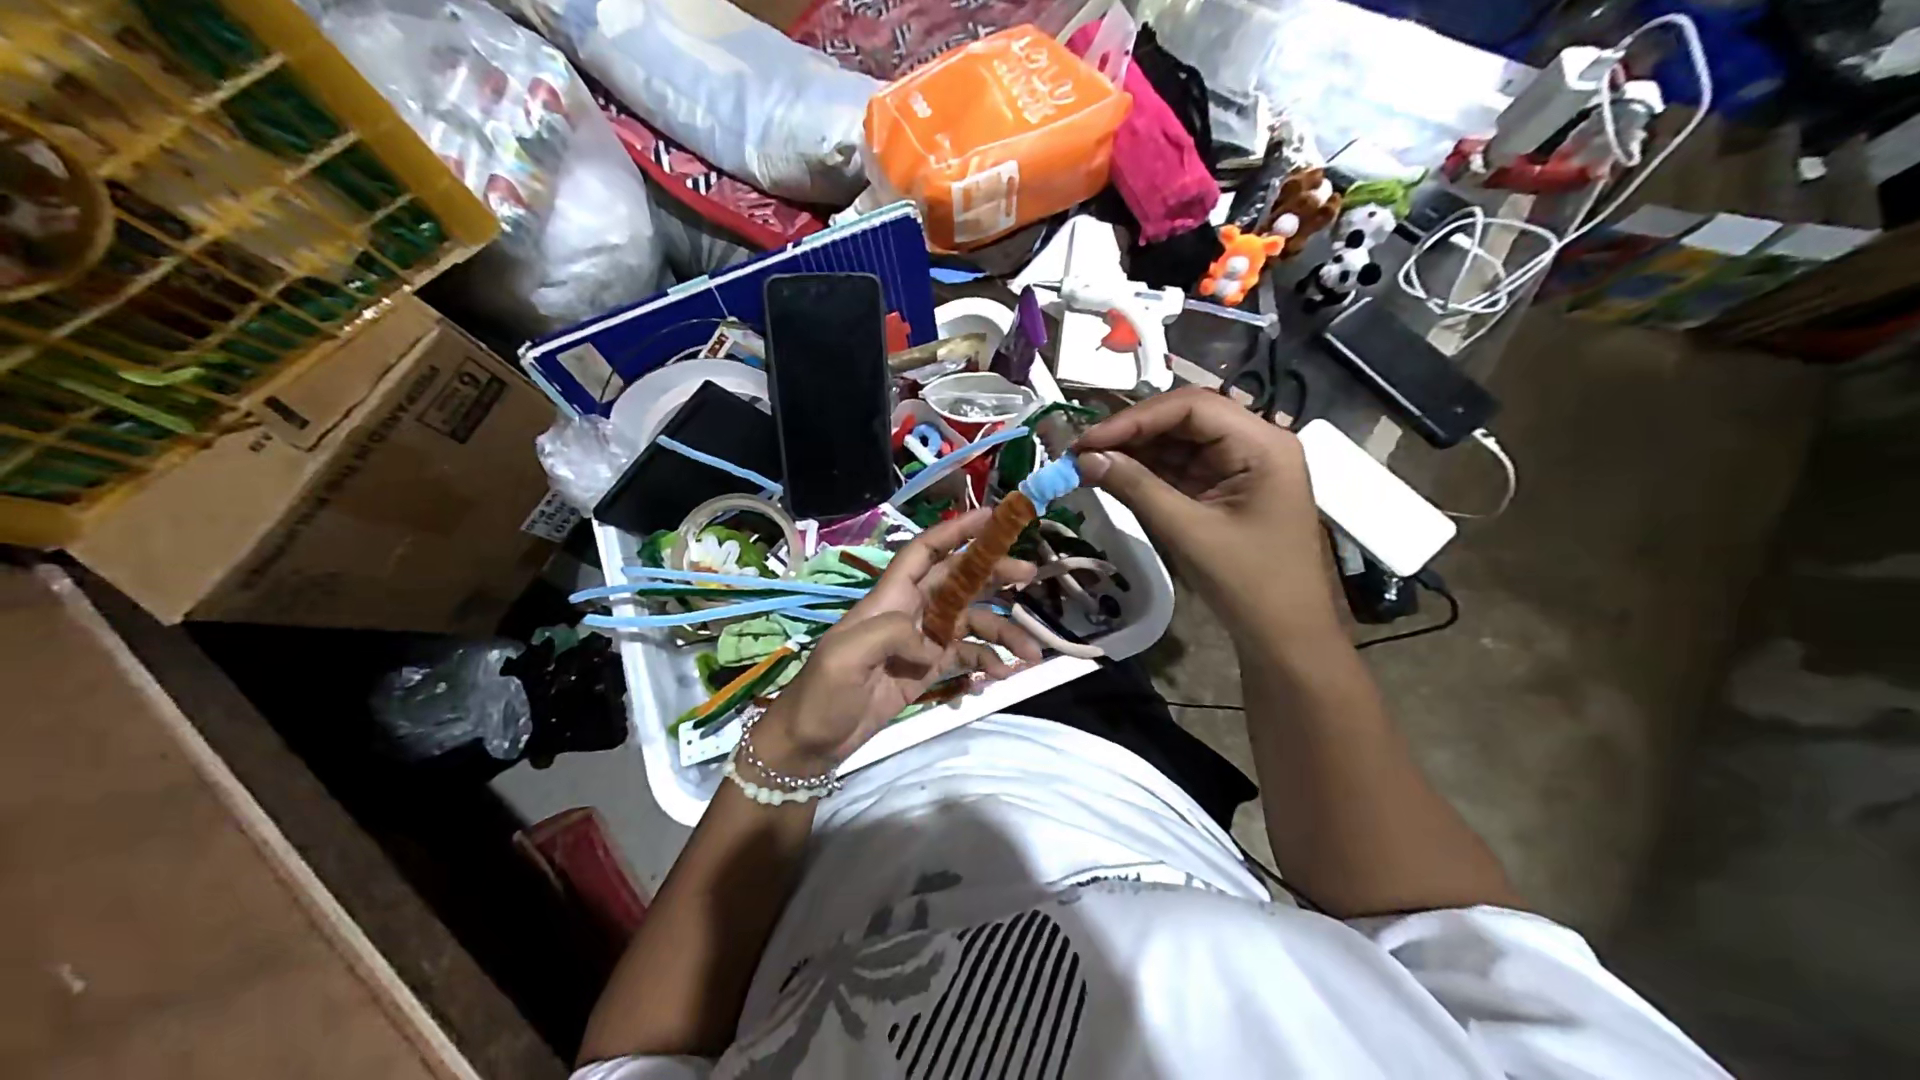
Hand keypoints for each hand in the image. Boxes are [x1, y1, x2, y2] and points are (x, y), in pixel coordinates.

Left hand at [752, 509, 1041, 773]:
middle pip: (958, 582)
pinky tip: (1001, 675)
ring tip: (1030, 653)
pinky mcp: (928, 672)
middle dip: (993, 575)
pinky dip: (987, 662)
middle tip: (1028, 576)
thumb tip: (932, 645)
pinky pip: (966, 657)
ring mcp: (921, 643)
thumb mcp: (846, 656)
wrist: (811, 742)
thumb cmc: (822, 693)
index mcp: (889, 599)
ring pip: (970, 623)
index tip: (992, 518)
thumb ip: (891, 634)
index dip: (955, 532)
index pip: (924, 552)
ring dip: (1002, 633)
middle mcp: (910, 613)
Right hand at [1074, 387, 1339, 645]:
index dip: (1135, 418)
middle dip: (1132, 432)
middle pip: (1185, 418)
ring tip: (1089, 461)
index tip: (1088, 439)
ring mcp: (1240, 465)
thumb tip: (1084, 459)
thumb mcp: (1188, 531)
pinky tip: (1114, 473)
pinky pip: (1182, 466)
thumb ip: (1136, 488)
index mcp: (1262, 444)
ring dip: (1135, 450)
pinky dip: (1147, 470)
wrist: (1286, 634)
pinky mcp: (1226, 487)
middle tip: (1081, 450)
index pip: (1191, 407)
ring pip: (1179, 441)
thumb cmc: (1248, 582)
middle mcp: (1255, 442)